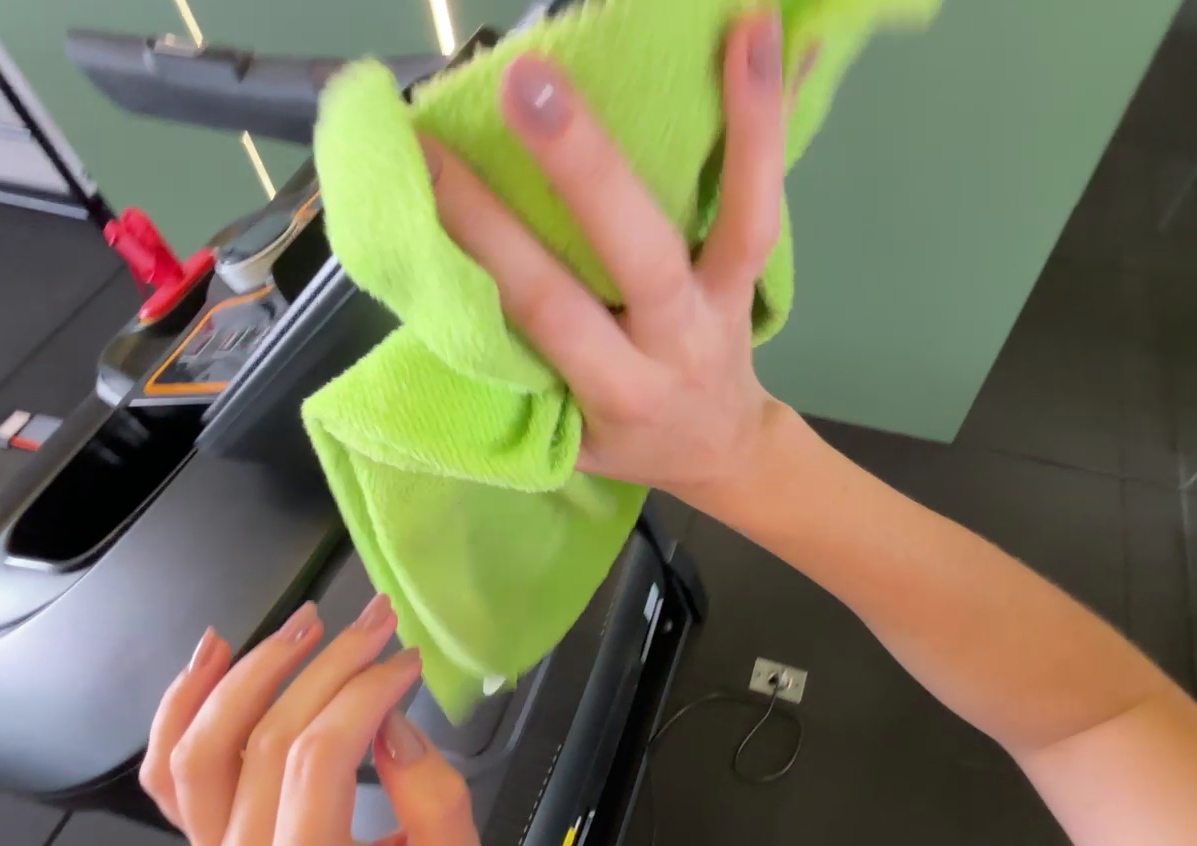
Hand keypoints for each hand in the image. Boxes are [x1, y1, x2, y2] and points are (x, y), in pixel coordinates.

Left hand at [140, 597, 481, 845]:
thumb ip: (433, 794)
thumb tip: (384, 717)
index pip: (319, 763)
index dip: (362, 694)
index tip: (405, 659)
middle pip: (267, 742)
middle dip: (329, 666)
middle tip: (376, 622)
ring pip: (202, 747)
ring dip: (254, 670)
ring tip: (306, 622)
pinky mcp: (194, 839)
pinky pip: (167, 766)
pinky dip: (183, 701)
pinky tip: (215, 649)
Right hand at [425, 11, 795, 505]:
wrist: (723, 452)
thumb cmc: (631, 444)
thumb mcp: (564, 438)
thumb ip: (517, 372)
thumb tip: (452, 277)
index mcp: (617, 389)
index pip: (545, 307)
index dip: (485, 237)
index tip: (425, 160)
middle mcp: (676, 344)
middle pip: (638, 255)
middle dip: (581, 171)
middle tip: (526, 85)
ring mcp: (725, 306)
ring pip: (744, 222)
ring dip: (745, 122)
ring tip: (744, 26)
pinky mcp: (753, 279)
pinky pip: (767, 204)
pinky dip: (771, 123)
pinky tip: (767, 41)